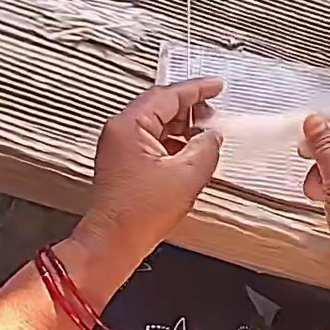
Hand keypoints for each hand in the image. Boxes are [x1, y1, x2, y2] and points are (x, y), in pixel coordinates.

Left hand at [77, 78, 225, 264]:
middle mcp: (120, 131)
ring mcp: (120, 147)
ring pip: (157, 124)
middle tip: (214, 114)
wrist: (114, 242)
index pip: (168, 95)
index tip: (216, 86)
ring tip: (207, 136)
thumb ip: (206, 148)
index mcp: (130, 126)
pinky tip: (191, 153)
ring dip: (183, 128)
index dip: (197, 89)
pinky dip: (173, 143)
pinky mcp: (124, 162)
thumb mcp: (187, 176)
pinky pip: (152, 141)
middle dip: (191, 109)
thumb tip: (212, 136)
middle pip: (161, 106)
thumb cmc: (138, 213)